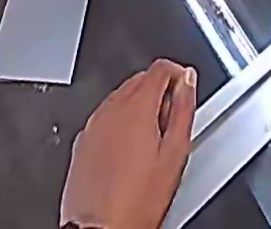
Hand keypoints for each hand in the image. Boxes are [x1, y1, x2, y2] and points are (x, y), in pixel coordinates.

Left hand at [60, 59, 197, 228]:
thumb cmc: (136, 202)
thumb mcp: (175, 154)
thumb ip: (184, 108)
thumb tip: (188, 81)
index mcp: (138, 106)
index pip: (160, 67)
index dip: (176, 74)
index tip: (183, 87)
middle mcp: (112, 108)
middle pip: (141, 79)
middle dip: (159, 91)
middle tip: (169, 121)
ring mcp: (94, 123)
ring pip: (122, 96)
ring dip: (139, 106)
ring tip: (150, 141)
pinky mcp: (82, 140)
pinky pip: (105, 117)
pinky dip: (119, 123)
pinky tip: (127, 152)